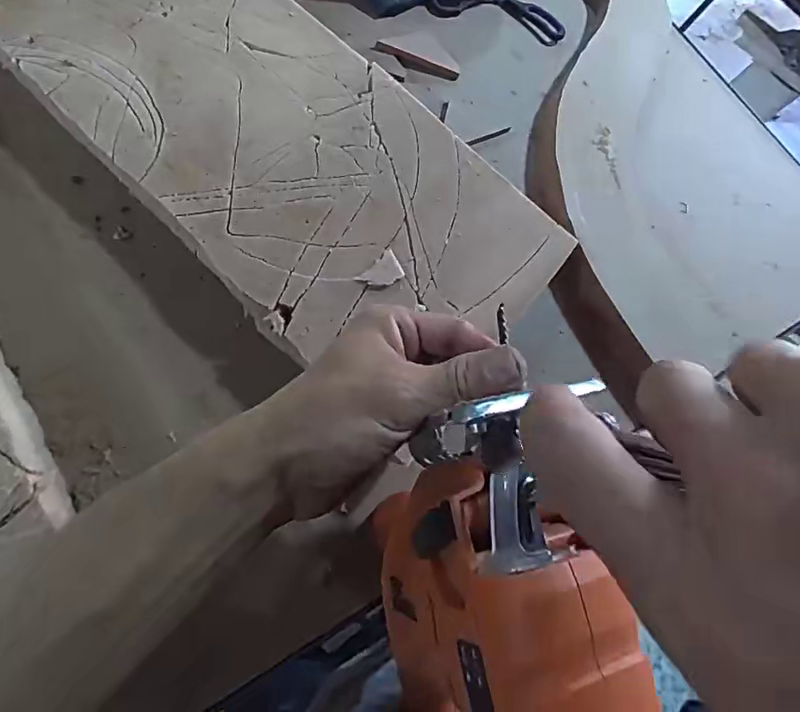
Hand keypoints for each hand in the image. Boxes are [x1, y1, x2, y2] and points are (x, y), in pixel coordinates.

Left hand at [247, 306, 522, 521]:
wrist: (276, 473)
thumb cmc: (337, 417)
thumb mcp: (404, 393)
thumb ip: (462, 379)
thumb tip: (519, 361)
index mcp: (395, 326)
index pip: (457, 332)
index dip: (489, 356)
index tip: (523, 386)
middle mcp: (395, 349)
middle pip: (453, 363)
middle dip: (478, 389)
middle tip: (514, 418)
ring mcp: (392, 387)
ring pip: (444, 395)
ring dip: (465, 414)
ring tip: (496, 436)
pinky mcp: (389, 421)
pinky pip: (430, 420)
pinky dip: (446, 432)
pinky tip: (465, 449)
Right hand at [522, 309, 799, 711]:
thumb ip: (730, 625)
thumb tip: (682, 541)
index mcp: (730, 596)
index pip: (572, 454)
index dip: (558, 427)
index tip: (563, 416)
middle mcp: (771, 477)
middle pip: (670, 386)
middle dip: (709, 428)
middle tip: (785, 482)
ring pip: (773, 368)